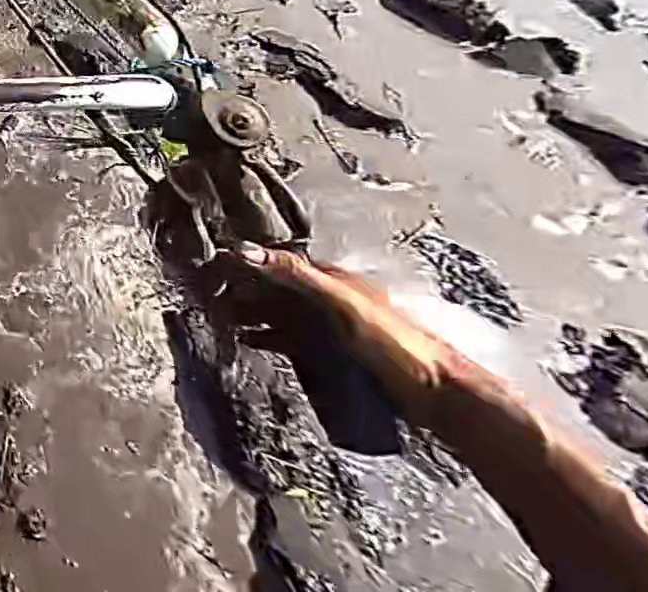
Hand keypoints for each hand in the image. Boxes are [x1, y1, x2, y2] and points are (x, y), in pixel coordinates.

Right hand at [216, 243, 471, 427]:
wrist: (443, 398)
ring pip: (276, 312)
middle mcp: (324, 296)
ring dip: (246, 312)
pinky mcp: (331, 351)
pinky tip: (247, 341)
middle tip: (204, 295)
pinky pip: (287, 337)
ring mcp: (328, 324)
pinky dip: (264, 335)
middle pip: (271, 287)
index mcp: (327, 278)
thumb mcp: (343, 304)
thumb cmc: (395, 345)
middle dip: (237, 288)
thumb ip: (297, 274)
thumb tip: (245, 248)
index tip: (209, 267)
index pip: (273, 262)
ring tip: (216, 318)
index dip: (240, 263)